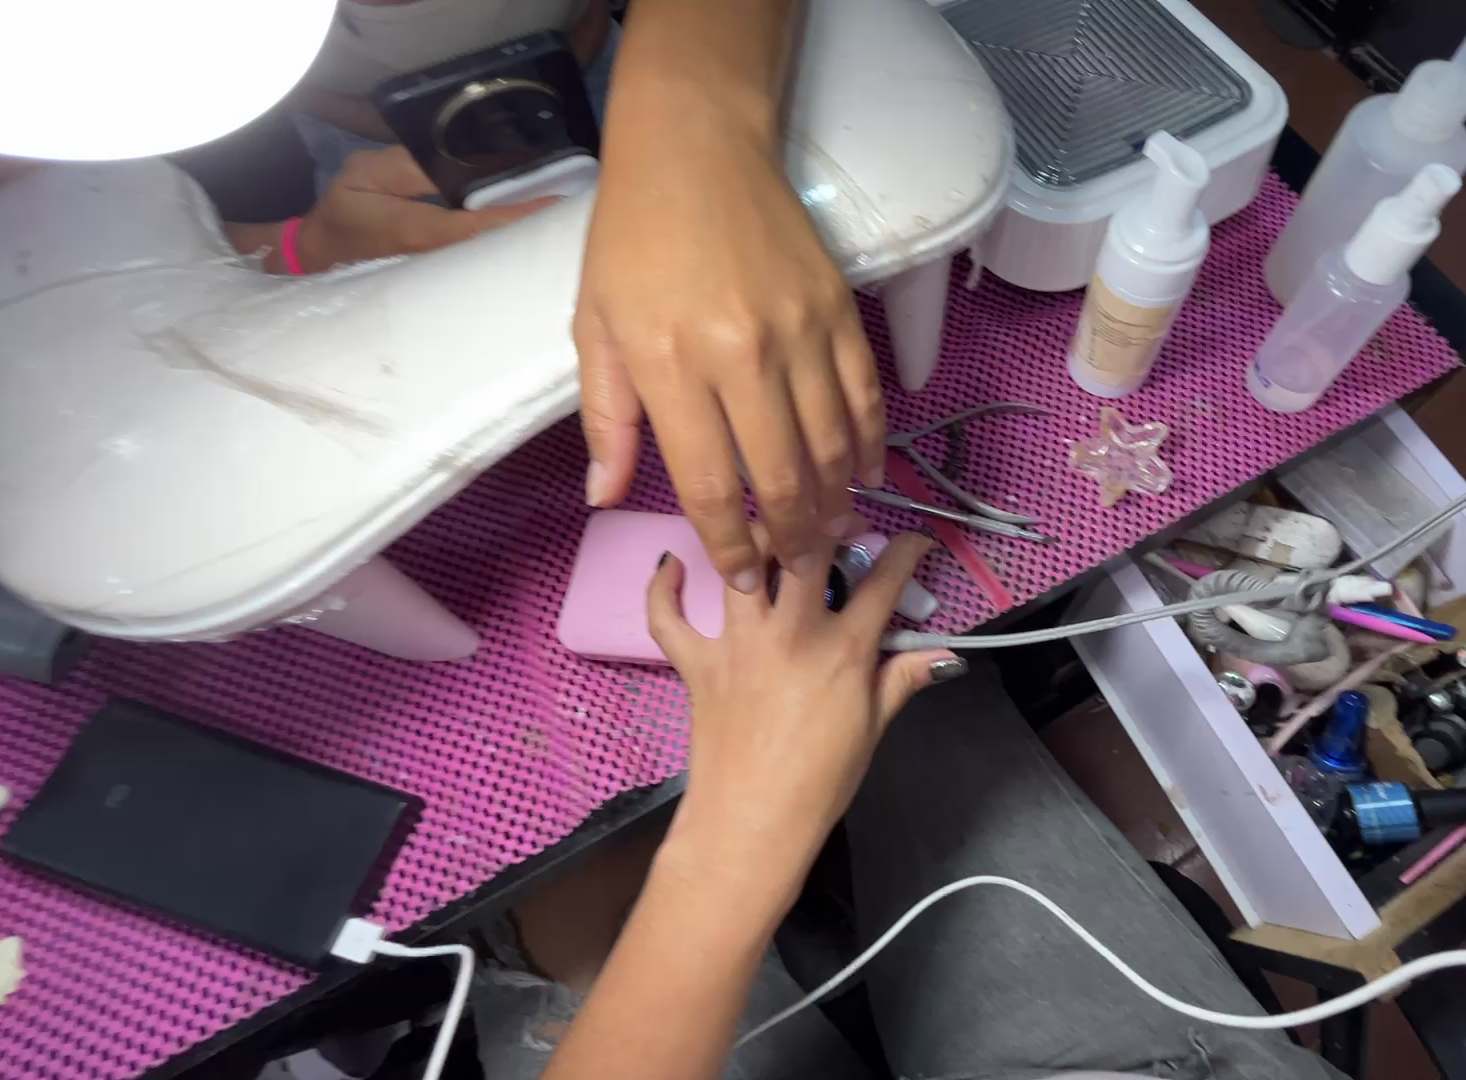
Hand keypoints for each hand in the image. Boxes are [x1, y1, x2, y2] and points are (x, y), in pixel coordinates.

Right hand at [294, 146, 555, 272]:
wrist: (330, 255)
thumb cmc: (349, 210)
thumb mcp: (367, 174)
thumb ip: (412, 168)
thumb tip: (459, 161)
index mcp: (425, 233)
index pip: (485, 226)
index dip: (521, 215)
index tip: (554, 201)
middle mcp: (449, 262)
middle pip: (504, 249)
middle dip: (537, 233)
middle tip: (572, 213)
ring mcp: (458, 278)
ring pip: (503, 261)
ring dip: (531, 243)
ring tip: (562, 224)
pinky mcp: (461, 282)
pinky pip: (495, 265)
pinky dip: (516, 250)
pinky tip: (536, 239)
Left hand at [573, 79, 886, 592]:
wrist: (698, 149)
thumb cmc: (634, 241)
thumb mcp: (593, 328)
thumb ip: (607, 421)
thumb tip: (608, 499)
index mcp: (671, 365)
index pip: (711, 485)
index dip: (731, 546)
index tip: (746, 579)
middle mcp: (744, 357)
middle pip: (782, 477)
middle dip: (794, 539)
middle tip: (800, 571)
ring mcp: (802, 334)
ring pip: (833, 444)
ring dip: (837, 502)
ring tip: (836, 535)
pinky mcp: (840, 314)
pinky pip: (866, 396)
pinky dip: (872, 444)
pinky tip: (868, 475)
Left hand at [646, 534, 958, 893]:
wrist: (752, 824)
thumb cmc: (822, 779)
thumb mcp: (874, 726)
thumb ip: (904, 678)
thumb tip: (946, 654)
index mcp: (842, 648)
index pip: (884, 582)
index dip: (907, 551)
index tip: (915, 539)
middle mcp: (790, 631)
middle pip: (807, 548)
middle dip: (826, 520)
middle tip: (835, 521)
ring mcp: (737, 642)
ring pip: (742, 563)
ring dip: (756, 536)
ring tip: (769, 531)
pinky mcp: (697, 662)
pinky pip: (667, 616)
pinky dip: (663, 587)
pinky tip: (670, 564)